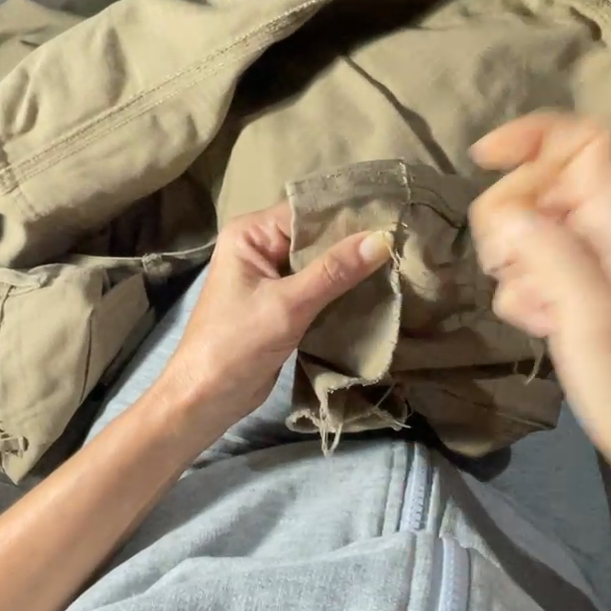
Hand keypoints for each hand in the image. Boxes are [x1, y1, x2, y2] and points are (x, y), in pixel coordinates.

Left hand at [152, 202, 391, 435]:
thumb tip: (382, 238)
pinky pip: (319, 289)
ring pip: (321, 264)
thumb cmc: (235, 345)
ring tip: (399, 263)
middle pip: (316, 237)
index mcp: (250, 234)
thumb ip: (334, 272)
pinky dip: (342, 292)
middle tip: (404, 242)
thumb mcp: (288, 305)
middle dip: (355, 244)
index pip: (307, 213)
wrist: (206, 398)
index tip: (392, 217)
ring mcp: (271, 277)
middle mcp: (259, 248)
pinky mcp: (282, 305)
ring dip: (352, 270)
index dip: (348, 216)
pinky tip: (377, 291)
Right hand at [468, 113, 610, 469]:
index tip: (481, 161)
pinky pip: (538, 270)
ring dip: (515, 260)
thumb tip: (504, 209)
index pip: (588, 140)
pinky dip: (525, 291)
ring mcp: (601, 267)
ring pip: (535, 228)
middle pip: (547, 181)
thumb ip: (549, 253)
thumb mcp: (591, 320)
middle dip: (511, 214)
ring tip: (533, 308)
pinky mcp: (588, 297)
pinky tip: (541, 327)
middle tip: (505, 264)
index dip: (535, 136)